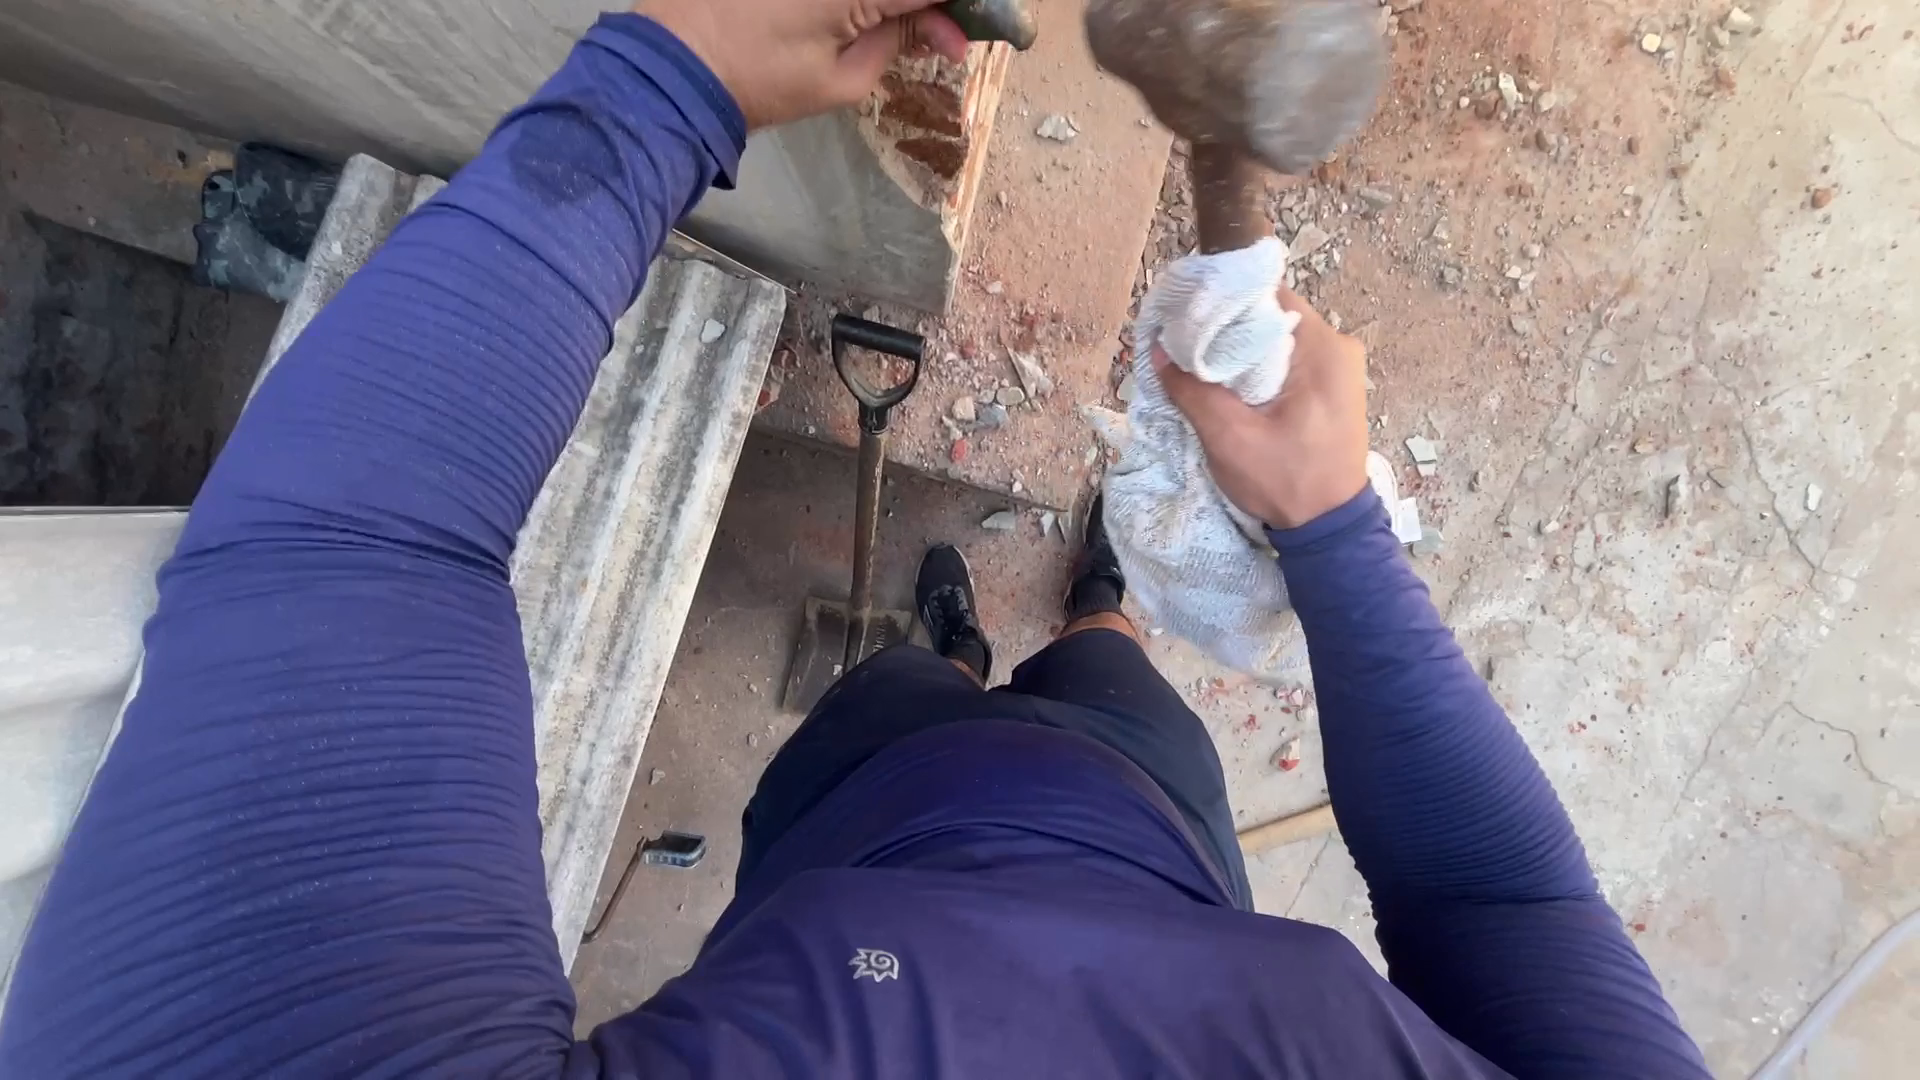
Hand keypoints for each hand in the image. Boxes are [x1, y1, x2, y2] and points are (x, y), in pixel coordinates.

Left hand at [635, 0, 968, 129]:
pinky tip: (875, 15)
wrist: (681, 61)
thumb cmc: (765, 82)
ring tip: (908, 26)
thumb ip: (898, 39)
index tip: (973, 26)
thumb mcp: (843, 78)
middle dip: (931, 4)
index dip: (962, 5)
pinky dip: (873, 1)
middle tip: (941, 28)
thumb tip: (948, 31)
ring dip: (899, 3)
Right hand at [1154, 287, 1369, 528]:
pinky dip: (1254, 368)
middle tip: (1184, 344)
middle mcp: (1337, 349)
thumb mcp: (1229, 438)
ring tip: (1200, 365)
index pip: (1266, 297)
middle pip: (1269, 317)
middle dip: (1225, 329)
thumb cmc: (1284, 481)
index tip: (1184, 317)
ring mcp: (1337, 370)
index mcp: (1322, 349)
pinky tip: (1228, 386)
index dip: (1221, 303)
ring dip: (1238, 351)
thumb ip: (1193, 391)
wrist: (1328, 528)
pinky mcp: (1330, 391)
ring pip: (1274, 341)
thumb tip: (1158, 353)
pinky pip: (1285, 363)